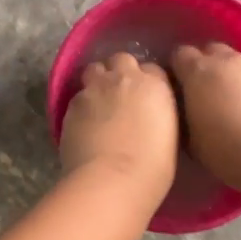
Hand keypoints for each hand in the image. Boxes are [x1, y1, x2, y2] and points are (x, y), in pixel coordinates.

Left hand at [59, 53, 178, 200]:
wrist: (111, 180)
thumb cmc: (151, 169)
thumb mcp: (169, 137)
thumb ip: (158, 116)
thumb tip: (149, 117)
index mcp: (155, 86)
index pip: (153, 69)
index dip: (148, 82)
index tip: (147, 98)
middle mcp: (124, 78)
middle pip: (121, 59)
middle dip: (121, 72)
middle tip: (121, 95)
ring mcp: (95, 88)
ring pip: (94, 70)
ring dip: (98, 81)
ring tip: (99, 103)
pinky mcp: (71, 103)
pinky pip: (78, 94)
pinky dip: (83, 104)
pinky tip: (84, 123)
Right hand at [170, 42, 240, 189]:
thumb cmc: (228, 149)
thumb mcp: (191, 140)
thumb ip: (182, 115)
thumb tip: (183, 108)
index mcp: (198, 71)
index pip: (178, 55)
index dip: (174, 70)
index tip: (174, 90)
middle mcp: (225, 60)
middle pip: (206, 51)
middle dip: (200, 66)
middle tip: (198, 93)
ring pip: (230, 61)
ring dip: (223, 74)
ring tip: (223, 100)